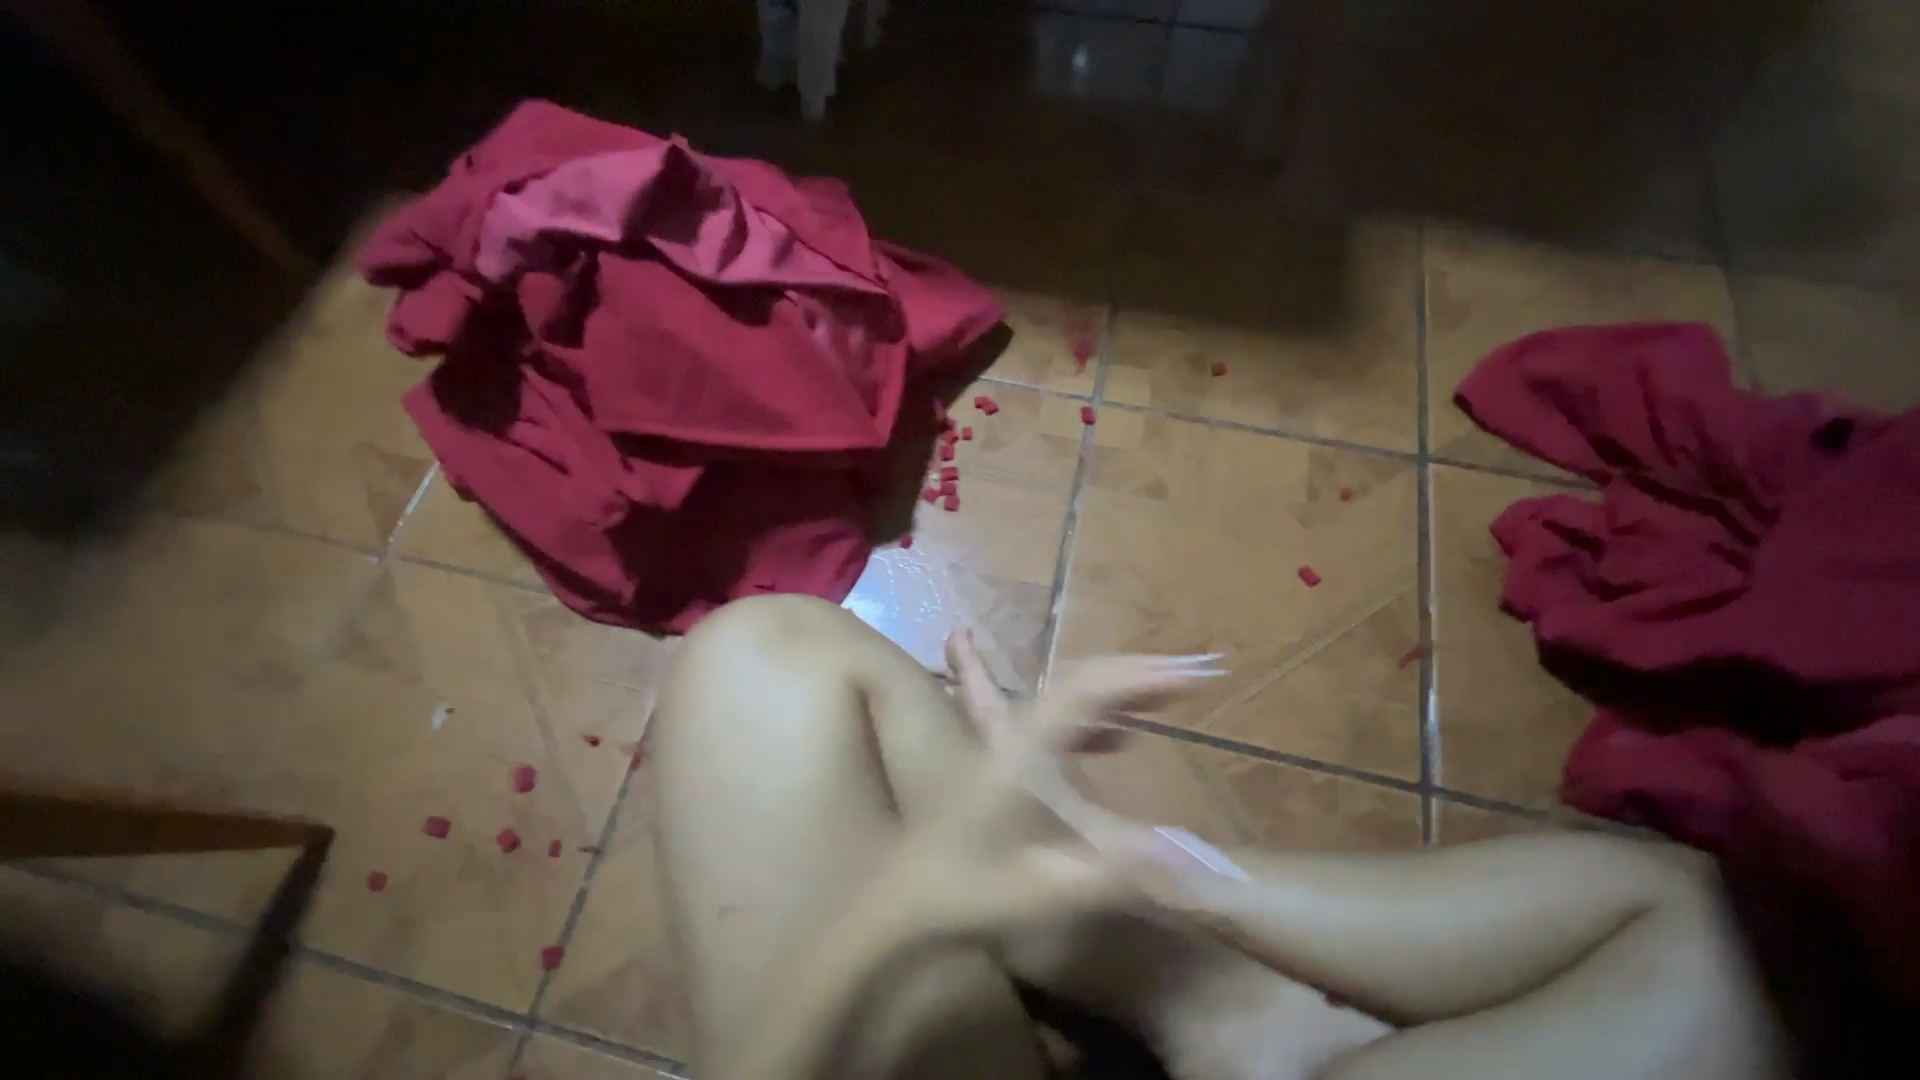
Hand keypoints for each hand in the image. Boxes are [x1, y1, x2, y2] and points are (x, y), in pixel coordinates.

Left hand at [860, 637, 1229, 946]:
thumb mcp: (1041, 893)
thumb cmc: (964, 894)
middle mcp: (1012, 735)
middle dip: (1138, 673)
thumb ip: (1113, 875)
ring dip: (1118, 690)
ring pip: (1065, 696)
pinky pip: (1056, 720)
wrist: (900, 897)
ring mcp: (1005, 743)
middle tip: (1195, 671)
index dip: (1140, 677)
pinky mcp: (1005, 760)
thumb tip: (1186, 848)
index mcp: (1020, 753)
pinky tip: (1122, 739)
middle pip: (1077, 681)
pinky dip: (1096, 717)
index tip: (1196, 675)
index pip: (1084, 692)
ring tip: (1170, 691)